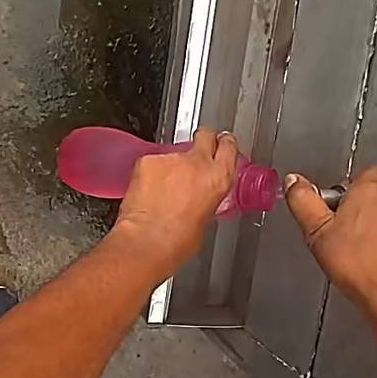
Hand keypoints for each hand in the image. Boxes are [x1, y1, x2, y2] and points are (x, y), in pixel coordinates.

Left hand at [109, 128, 238, 276]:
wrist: (147, 242)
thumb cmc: (177, 240)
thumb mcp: (207, 219)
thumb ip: (208, 199)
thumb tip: (201, 199)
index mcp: (218, 177)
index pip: (228, 146)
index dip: (224, 145)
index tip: (222, 146)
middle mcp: (197, 162)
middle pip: (205, 135)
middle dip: (202, 141)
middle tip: (196, 157)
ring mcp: (171, 158)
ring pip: (174, 153)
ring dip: (171, 167)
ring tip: (164, 191)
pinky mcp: (148, 160)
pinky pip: (152, 162)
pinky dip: (151, 174)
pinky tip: (149, 192)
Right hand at [286, 167, 376, 333]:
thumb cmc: (360, 263)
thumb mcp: (317, 230)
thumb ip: (303, 202)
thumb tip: (294, 182)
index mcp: (369, 191)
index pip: (364, 171)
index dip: (346, 183)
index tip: (329, 199)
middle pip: (370, 196)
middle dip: (351, 208)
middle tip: (331, 226)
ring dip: (363, 230)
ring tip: (345, 249)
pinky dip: (375, 248)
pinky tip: (361, 264)